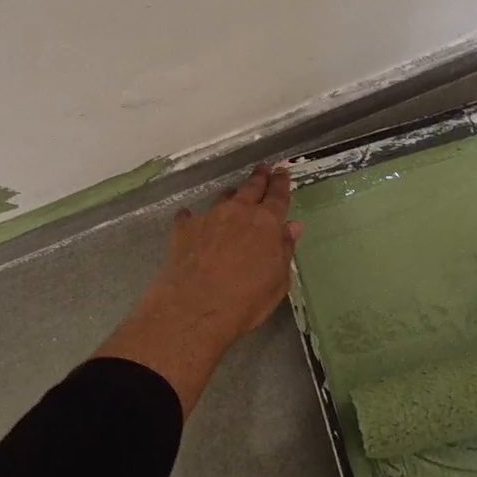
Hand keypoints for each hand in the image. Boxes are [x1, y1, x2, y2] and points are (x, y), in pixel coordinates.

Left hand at [94, 164, 300, 414]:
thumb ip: (284, 250)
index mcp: (267, 223)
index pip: (278, 196)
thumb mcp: (278, 280)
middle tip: (263, 168)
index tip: (283, 172)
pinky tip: (189, 219)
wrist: (195, 308)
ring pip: (224, 198)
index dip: (281, 184)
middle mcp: (239, 212)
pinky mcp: (184, 229)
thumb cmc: (246, 300)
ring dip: (232, 196)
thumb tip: (293, 227)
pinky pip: (189, 216)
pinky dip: (193, 217)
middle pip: (252, 188)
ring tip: (234, 195)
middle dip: (259, 177)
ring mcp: (210, 217)